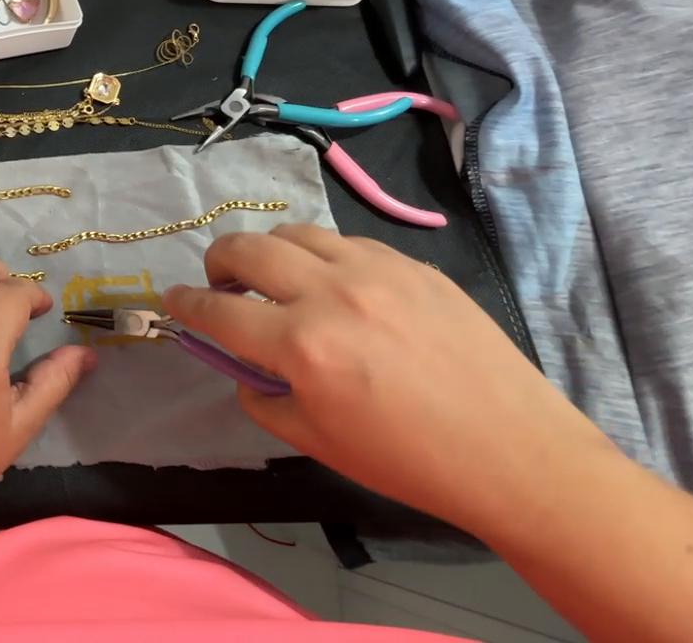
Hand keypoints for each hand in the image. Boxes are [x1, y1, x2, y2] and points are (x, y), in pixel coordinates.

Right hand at [164, 225, 619, 533]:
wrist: (519, 457)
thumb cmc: (408, 460)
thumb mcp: (314, 440)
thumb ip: (260, 396)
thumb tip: (240, 365)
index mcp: (302, 346)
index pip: (216, 308)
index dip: (184, 302)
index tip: (173, 299)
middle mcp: (331, 295)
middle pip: (244, 248)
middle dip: (216, 262)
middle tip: (221, 283)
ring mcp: (376, 272)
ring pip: (294, 232)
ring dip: (268, 251)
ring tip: (276, 276)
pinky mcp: (413, 266)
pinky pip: (345, 242)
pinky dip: (321, 257)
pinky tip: (336, 286)